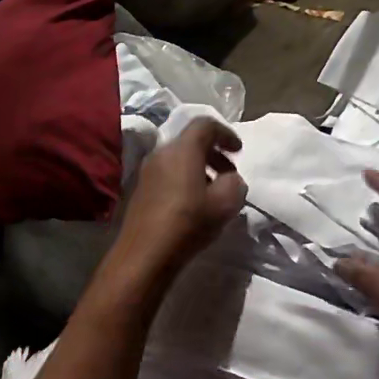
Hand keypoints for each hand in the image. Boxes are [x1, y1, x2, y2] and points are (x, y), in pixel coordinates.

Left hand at [113, 117, 247, 274]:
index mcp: (182, 150)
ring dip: (199, 168)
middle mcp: (161, 153)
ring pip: (178, 159)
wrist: (145, 253)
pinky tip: (192, 204)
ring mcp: (147, 171)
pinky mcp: (140, 189)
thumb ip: (235, 183)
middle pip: (190, 142)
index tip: (238, 151)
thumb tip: (230, 178)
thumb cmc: (188, 223)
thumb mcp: (226, 204)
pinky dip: (184, 179)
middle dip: (213, 154)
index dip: (226, 133)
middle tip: (228, 174)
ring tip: (212, 193)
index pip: (205, 125)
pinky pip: (167, 174)